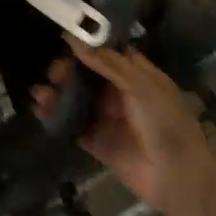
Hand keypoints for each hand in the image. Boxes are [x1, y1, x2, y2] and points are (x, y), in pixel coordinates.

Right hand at [31, 38, 215, 214]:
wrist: (177, 176)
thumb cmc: (165, 122)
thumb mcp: (140, 85)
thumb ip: (107, 63)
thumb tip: (75, 40)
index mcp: (138, 75)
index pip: (109, 54)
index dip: (88, 46)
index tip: (64, 39)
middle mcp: (122, 93)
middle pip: (90, 76)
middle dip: (69, 70)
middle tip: (53, 72)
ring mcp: (110, 119)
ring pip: (79, 100)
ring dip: (59, 93)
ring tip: (38, 90)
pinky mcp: (99, 143)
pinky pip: (75, 126)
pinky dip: (57, 117)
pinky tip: (40, 109)